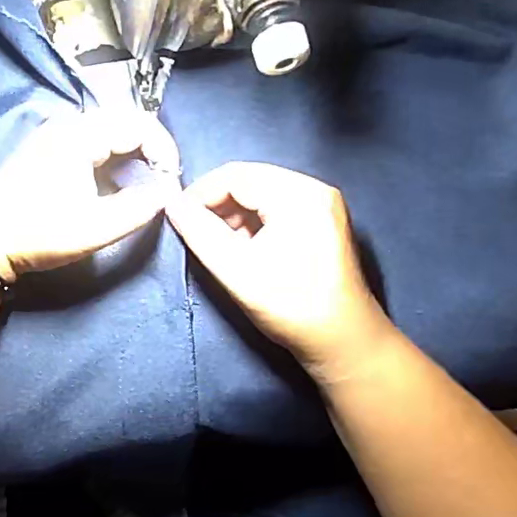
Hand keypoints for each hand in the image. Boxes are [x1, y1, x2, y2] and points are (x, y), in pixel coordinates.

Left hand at [0, 108, 179, 283]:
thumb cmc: (37, 234)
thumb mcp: (96, 228)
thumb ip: (139, 209)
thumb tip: (166, 193)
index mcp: (80, 135)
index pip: (140, 125)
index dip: (165, 151)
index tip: (173, 182)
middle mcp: (67, 125)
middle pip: (125, 122)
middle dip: (152, 151)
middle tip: (163, 184)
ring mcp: (54, 136)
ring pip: (109, 132)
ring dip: (132, 155)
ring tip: (143, 187)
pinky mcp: (47, 151)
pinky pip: (92, 143)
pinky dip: (112, 159)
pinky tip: (114, 186)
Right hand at [166, 162, 393, 381]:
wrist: (343, 341)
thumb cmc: (291, 306)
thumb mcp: (236, 270)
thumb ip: (200, 233)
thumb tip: (173, 205)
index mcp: (299, 195)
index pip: (235, 175)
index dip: (199, 194)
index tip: (177, 218)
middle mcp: (315, 190)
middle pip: (250, 181)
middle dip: (217, 205)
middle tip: (196, 234)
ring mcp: (323, 205)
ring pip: (262, 194)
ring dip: (234, 215)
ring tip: (221, 248)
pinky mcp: (324, 222)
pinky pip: (278, 208)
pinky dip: (255, 224)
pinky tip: (245, 251)